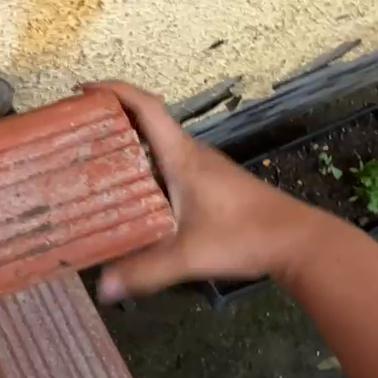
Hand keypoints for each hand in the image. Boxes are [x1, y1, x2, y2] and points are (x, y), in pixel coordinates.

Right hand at [81, 80, 345, 298]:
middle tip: (78, 125)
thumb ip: (145, 271)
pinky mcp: (210, 180)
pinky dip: (144, 158)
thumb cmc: (244, 236)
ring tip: (94, 153)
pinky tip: (132, 185)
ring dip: (128, 136)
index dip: (114, 90)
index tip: (84, 89)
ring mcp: (202, 164)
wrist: (300, 242)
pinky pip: (168, 157)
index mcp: (181, 155)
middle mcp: (190, 151)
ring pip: (158, 139)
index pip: (146, 106)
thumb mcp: (188, 255)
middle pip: (147, 117)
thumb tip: (103, 288)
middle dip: (111, 113)